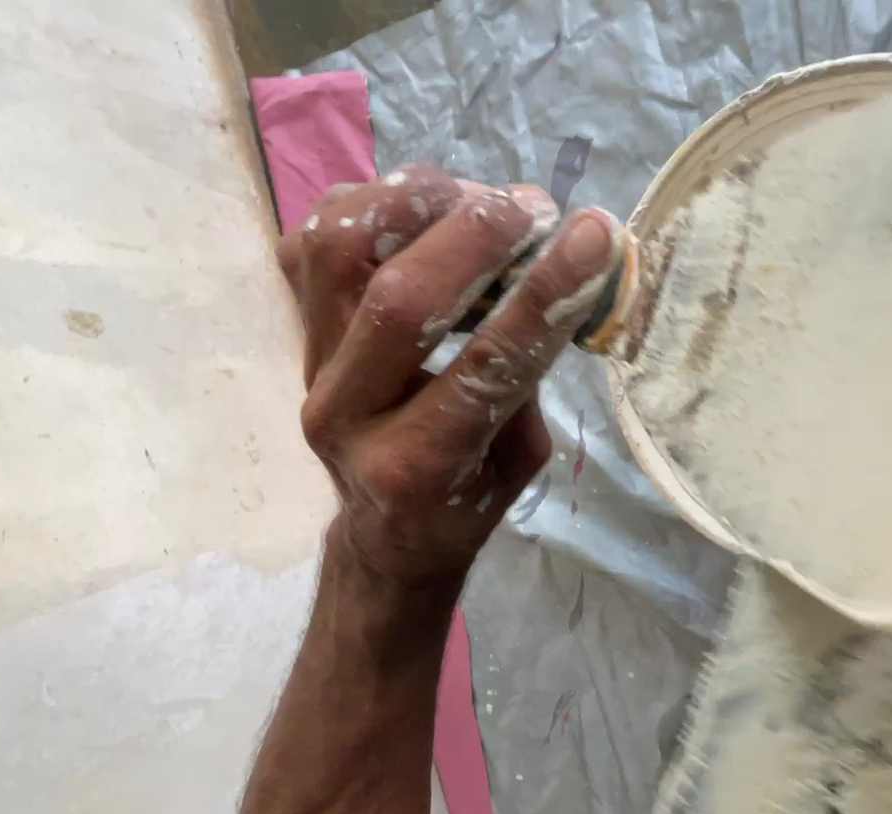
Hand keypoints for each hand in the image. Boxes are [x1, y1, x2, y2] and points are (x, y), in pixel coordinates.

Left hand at [278, 166, 621, 587]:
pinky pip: (312, 242)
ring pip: (338, 251)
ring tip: (478, 201)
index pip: (487, 366)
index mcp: (419, 466)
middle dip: (478, 236)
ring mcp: (311, 368)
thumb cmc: (465, 504)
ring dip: (416, 205)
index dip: (543, 295)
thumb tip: (555, 276)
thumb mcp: (520, 459)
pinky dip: (370, 207)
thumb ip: (528, 377)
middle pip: (401, 300)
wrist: (384, 533)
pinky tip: (424, 211)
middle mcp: (349, 415)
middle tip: (536, 210)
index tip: (595, 236)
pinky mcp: (297, 333)